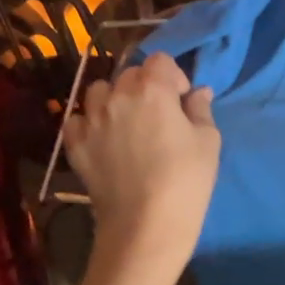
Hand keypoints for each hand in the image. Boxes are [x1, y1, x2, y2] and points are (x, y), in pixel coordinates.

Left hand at [65, 54, 219, 252]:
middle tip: (159, 113)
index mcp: (152, 89)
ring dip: (114, 98)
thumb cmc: (186, 179)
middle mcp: (117, 96)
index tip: (182, 99)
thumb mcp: (208, 141)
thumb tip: (197, 93)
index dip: (173, 76)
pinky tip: (104, 139)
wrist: (145, 225)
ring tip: (127, 121)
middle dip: (146, 86)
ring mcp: (91, 120)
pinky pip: (77, 119)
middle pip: (129, 74)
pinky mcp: (75, 145)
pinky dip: (89, 122)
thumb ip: (201, 110)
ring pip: (98, 91)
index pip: (159, 60)